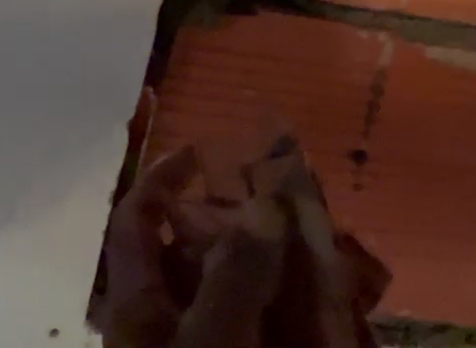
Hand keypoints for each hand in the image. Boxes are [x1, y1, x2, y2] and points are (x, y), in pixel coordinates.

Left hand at [90, 144, 386, 347]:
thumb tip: (265, 203)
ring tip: (328, 242)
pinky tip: (338, 301)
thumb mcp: (210, 344)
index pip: (138, 219)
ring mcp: (211, 347)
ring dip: (281, 264)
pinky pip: (278, 331)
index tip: (206, 147)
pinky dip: (303, 312)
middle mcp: (170, 326)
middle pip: (201, 251)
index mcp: (139, 307)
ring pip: (244, 292)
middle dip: (244, 220)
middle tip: (295, 198)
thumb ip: (235, 274)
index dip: (163, 175)